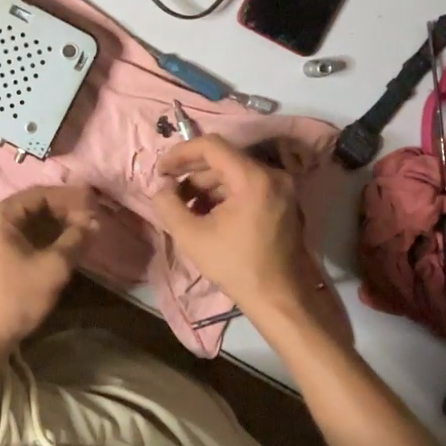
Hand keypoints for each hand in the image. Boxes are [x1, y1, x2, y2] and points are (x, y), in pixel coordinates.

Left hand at [0, 184, 101, 356]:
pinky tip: (61, 245)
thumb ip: (75, 239)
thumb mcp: (52, 267)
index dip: (68, 198)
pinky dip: (39, 238)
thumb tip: (93, 223)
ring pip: (24, 222)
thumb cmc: (16, 298)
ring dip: (52, 225)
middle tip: (90, 218)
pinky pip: (16, 236)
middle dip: (62, 211)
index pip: (38, 194)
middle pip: (30, 206)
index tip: (93, 204)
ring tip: (81, 230)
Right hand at [150, 135, 324, 319]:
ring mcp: (281, 188)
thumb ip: (168, 205)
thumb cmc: (235, 266)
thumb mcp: (191, 236)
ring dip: (206, 185)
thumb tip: (161, 187)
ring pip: (234, 172)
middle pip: (223, 159)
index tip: (161, 171)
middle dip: (192, 173)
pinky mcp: (283, 201)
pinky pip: (248, 185)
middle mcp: (272, 175)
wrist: (278, 298)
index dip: (181, 153)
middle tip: (169, 191)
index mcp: (253, 179)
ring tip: (185, 207)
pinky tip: (207, 214)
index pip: (212, 146)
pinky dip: (224, 193)